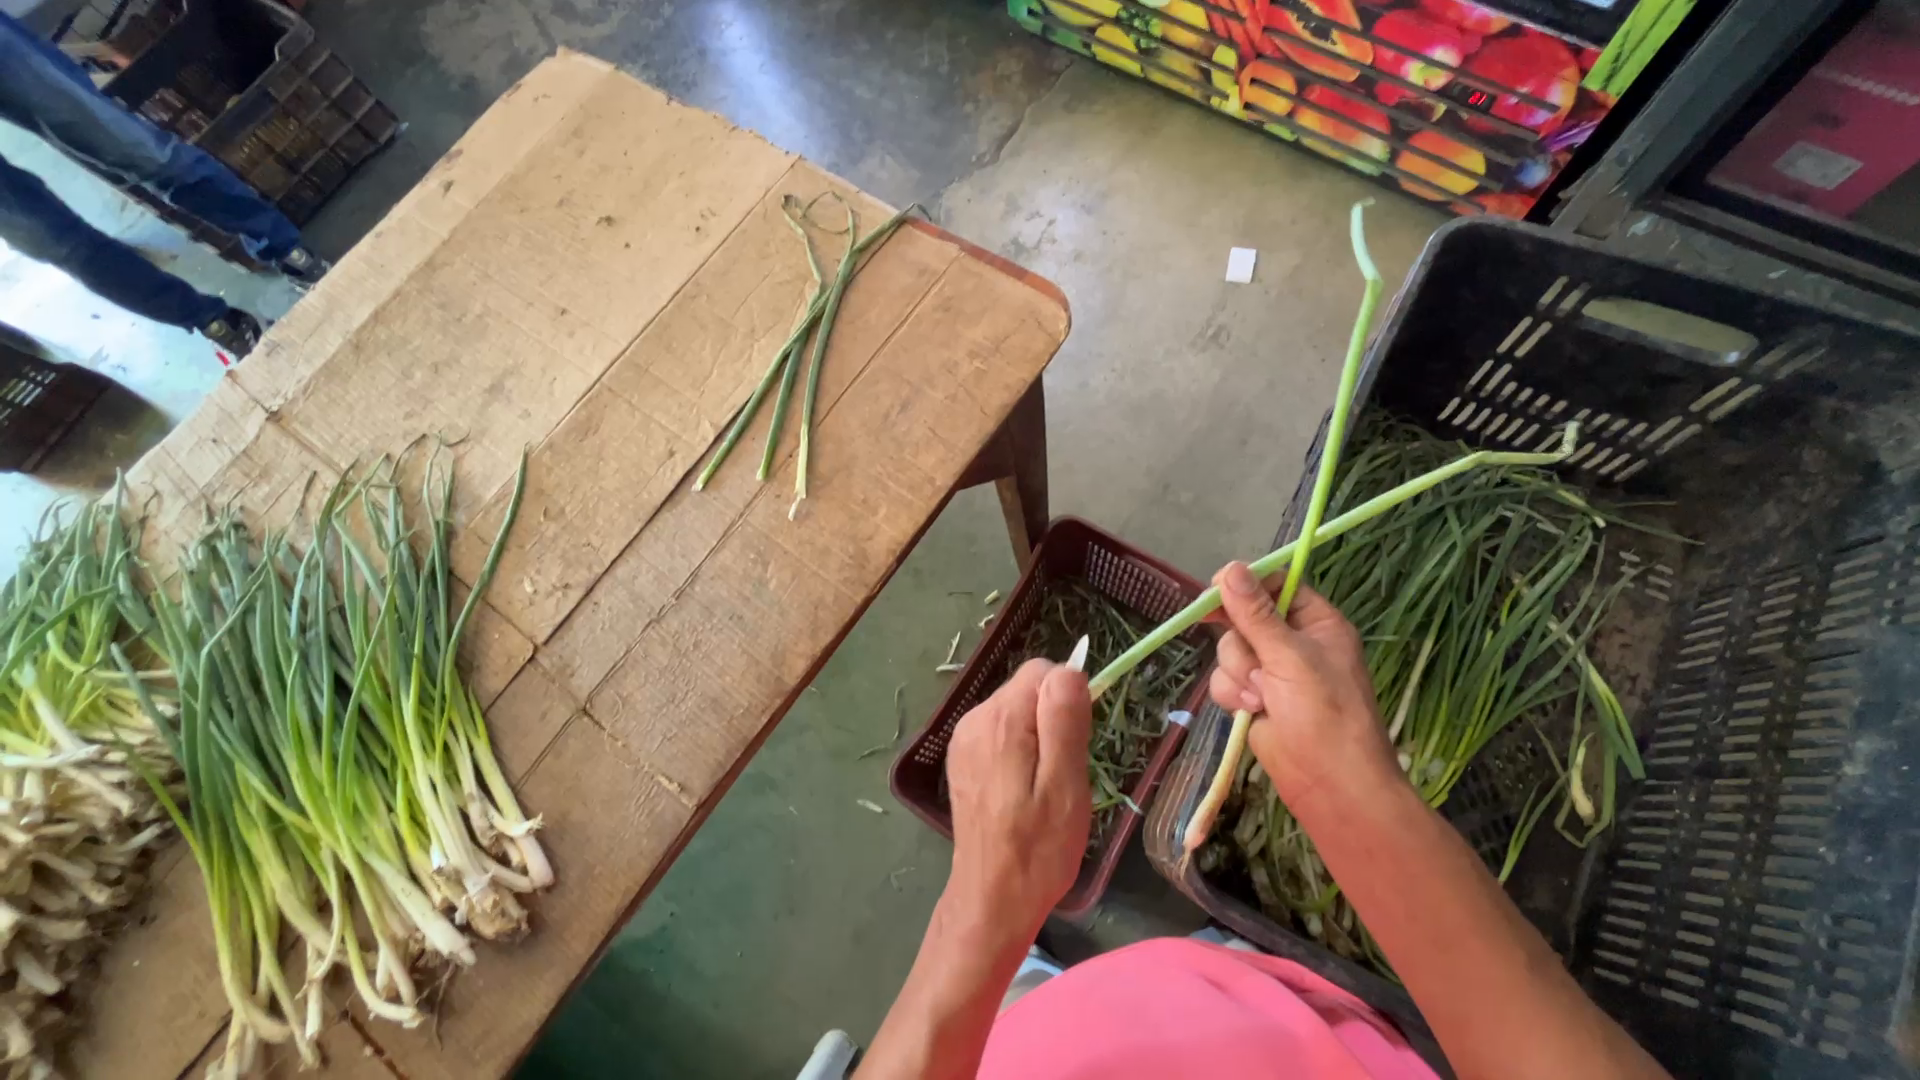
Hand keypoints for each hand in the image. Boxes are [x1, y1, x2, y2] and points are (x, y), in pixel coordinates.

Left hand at [942, 659, 1090, 943]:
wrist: (991, 898)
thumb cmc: (1038, 847)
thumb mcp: (1065, 784)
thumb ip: (1065, 721)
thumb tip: (1071, 668)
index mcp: (1000, 719)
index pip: (1043, 670)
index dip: (1070, 699)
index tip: (1077, 743)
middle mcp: (975, 719)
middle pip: (1028, 688)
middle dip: (1054, 718)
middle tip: (1064, 772)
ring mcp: (964, 739)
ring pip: (1016, 710)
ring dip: (1038, 736)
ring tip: (1045, 786)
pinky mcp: (963, 759)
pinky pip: (1001, 732)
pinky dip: (1020, 750)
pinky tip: (1024, 790)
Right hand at [1208, 562, 1402, 811]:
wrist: (1330, 786)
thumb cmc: (1325, 715)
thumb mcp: (1290, 658)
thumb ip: (1255, 614)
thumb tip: (1230, 568)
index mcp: (1316, 623)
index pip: (1275, 585)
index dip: (1244, 585)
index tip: (1214, 589)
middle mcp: (1292, 642)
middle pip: (1242, 618)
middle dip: (1242, 645)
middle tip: (1253, 662)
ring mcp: (1271, 671)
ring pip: (1229, 650)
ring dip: (1238, 674)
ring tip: (1261, 699)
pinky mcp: (1253, 697)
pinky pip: (1224, 679)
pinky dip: (1232, 694)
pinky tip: (1250, 711)